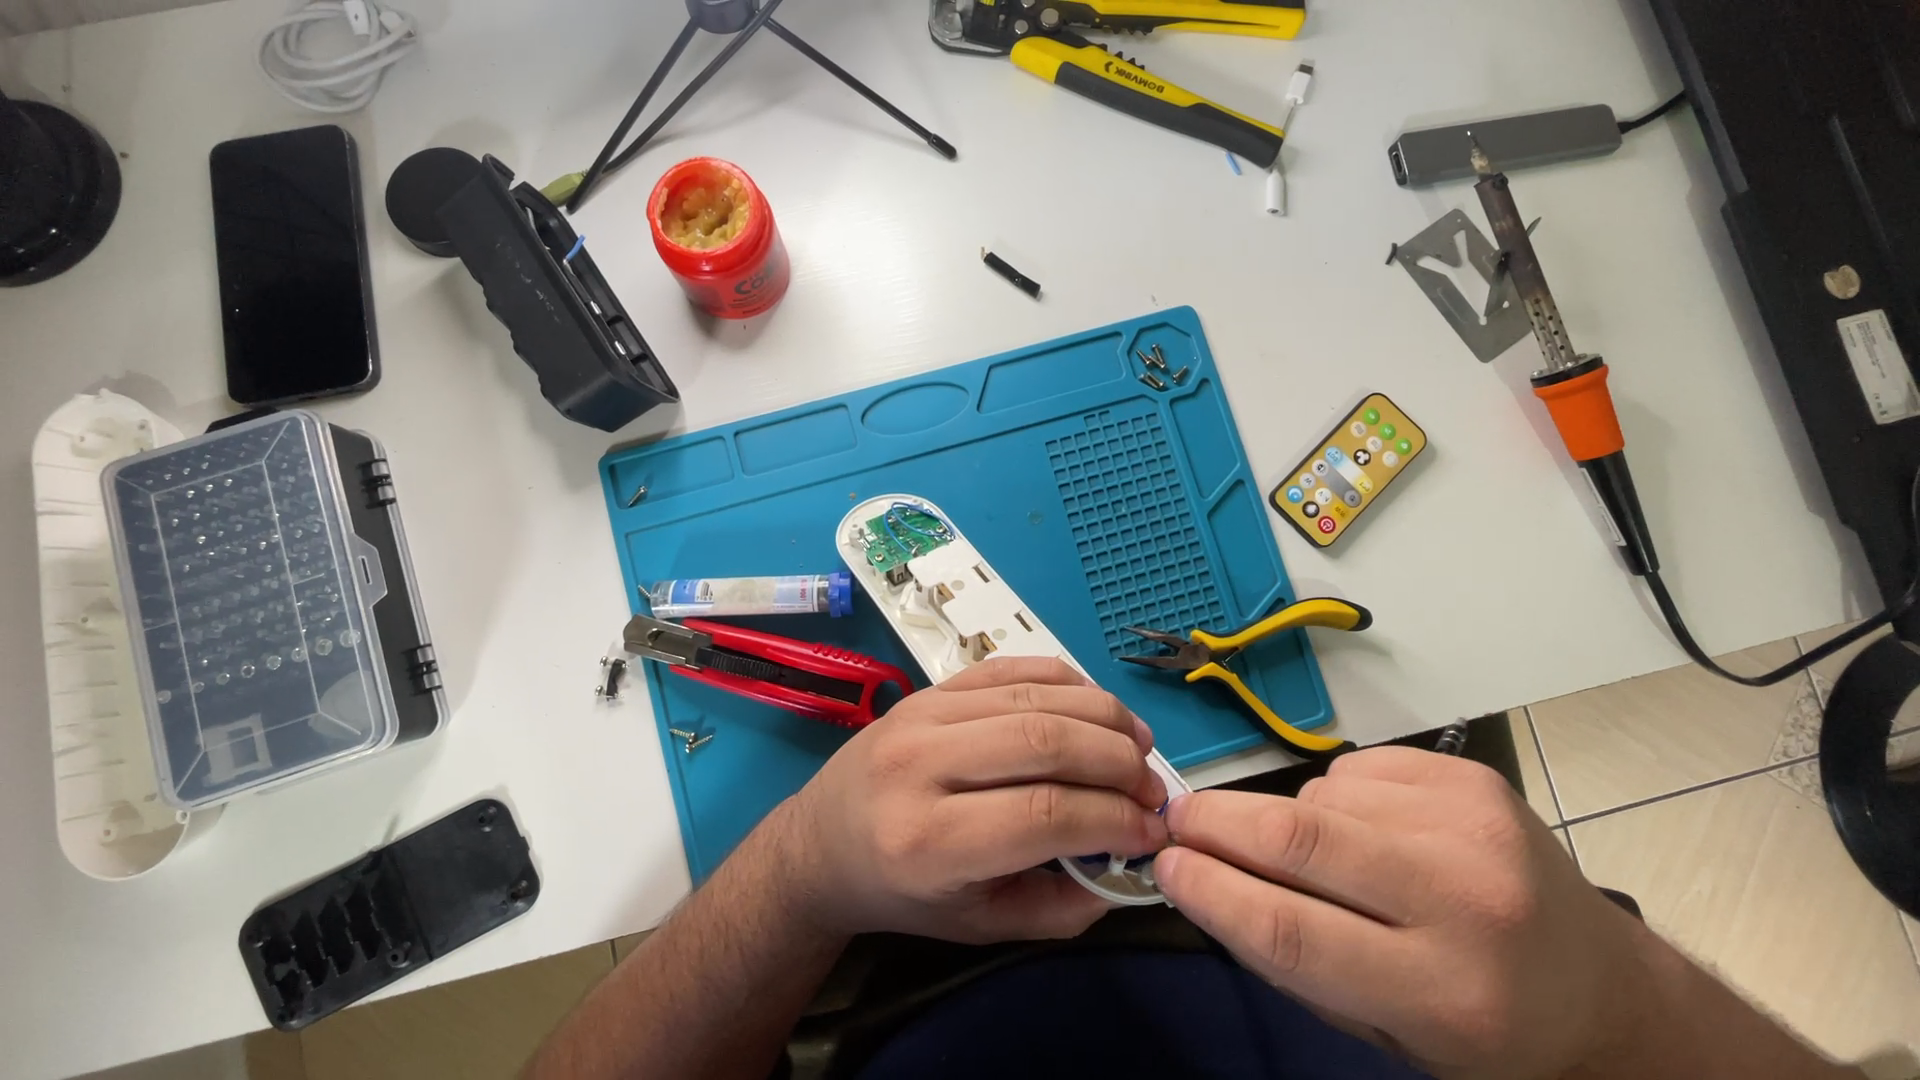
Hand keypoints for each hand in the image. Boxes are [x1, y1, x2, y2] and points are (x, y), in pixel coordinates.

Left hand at [780, 656, 1168, 943]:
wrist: (820, 842)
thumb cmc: (899, 893)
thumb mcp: (978, 926)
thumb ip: (1060, 906)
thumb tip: (1130, 864)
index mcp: (927, 840)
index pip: (1043, 813)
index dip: (1114, 818)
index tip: (1153, 829)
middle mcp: (920, 764)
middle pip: (1044, 741)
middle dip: (1118, 762)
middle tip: (1152, 788)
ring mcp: (921, 714)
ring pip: (1033, 696)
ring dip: (1103, 715)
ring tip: (1138, 746)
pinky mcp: (928, 689)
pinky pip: (1009, 668)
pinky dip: (1066, 681)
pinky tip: (1096, 710)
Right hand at [1155, 748, 1644, 1079]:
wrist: (1601, 989)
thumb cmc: (1476, 1029)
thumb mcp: (1378, 1027)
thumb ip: (1287, 958)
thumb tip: (1200, 875)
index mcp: (1443, 991)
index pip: (1289, 929)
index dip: (1209, 889)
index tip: (1164, 864)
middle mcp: (1465, 899)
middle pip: (1298, 838)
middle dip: (1215, 821)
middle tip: (1175, 819)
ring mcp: (1473, 825)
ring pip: (1318, 794)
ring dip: (1286, 815)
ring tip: (1313, 851)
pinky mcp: (1472, 778)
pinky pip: (1353, 769)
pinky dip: (1332, 796)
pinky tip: (1363, 827)